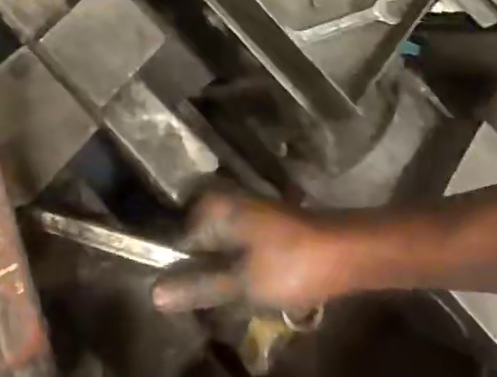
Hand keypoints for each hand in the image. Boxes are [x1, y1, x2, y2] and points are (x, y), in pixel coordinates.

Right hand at [151, 190, 346, 313]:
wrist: (342, 252)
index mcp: (215, 204)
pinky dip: (237, 265)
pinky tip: (247, 287)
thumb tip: (154, 292)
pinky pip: (236, 245)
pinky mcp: (263, 222)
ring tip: (229, 296)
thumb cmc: (288, 263)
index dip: (177, 267)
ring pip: (218, 243)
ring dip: (220, 269)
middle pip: (197, 238)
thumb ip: (197, 286)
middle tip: (208, 299)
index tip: (182, 296)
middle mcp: (226, 197)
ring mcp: (247, 208)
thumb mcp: (239, 282)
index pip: (177, 236)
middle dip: (199, 268)